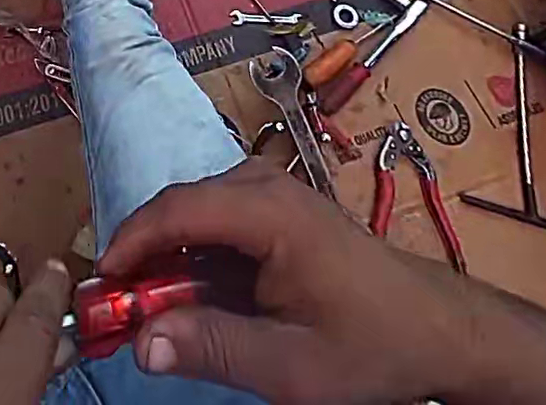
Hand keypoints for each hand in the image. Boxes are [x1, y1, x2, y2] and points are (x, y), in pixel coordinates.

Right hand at [98, 158, 478, 403]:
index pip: (175, 211)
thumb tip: (141, 345)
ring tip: (153, 302)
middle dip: (143, 254)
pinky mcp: (265, 195)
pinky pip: (209, 216)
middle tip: (121, 303)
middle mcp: (256, 179)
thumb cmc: (373, 345)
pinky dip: (190, 250)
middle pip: (178, 207)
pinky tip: (194, 288)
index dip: (130, 242)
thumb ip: (215, 348)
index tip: (101, 283)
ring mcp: (261, 182)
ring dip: (165, 255)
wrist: (444, 328)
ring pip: (189, 211)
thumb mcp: (297, 367)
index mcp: (266, 209)